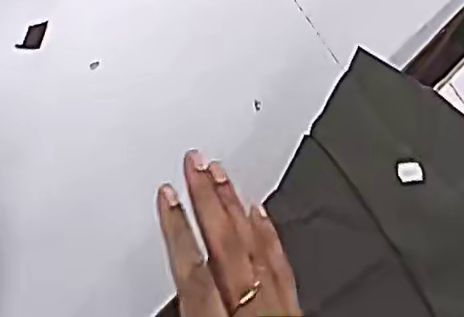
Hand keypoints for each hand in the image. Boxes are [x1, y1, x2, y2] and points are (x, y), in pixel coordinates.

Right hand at [157, 151, 300, 316]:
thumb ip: (186, 308)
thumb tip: (171, 282)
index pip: (193, 271)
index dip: (177, 229)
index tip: (167, 194)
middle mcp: (252, 309)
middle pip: (226, 244)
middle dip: (207, 199)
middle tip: (195, 162)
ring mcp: (279, 307)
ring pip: (254, 246)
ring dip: (234, 205)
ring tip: (220, 172)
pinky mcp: (296, 308)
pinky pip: (281, 265)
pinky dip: (268, 234)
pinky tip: (258, 211)